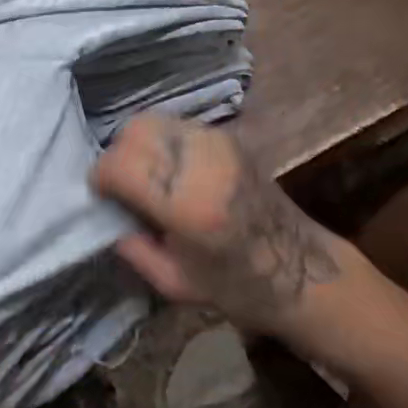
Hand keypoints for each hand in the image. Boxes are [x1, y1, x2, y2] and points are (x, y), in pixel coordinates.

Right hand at [91, 113, 342, 335]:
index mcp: (189, 206)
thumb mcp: (171, 282)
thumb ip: (129, 244)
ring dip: (136, 145)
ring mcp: (217, 142)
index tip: (102, 195)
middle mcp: (203, 163)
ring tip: (144, 175)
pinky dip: (158, 140)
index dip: (100, 178)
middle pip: (133, 132)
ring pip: (150, 120)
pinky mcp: (227, 136)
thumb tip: (102, 208)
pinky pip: (172, 123)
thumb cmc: (238, 287)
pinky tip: (166, 168)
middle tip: (122, 186)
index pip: (119, 165)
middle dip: (117, 157)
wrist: (306, 272)